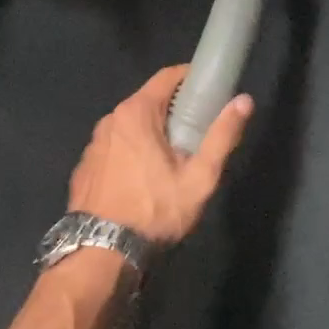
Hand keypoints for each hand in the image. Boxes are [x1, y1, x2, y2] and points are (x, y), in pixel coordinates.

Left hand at [68, 65, 253, 244]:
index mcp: (136, 113)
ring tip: (172, 160)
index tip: (211, 90)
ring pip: (130, 127)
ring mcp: (93, 144)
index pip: (167, 76)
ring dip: (151, 134)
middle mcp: (110, 120)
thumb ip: (221, 137)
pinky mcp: (85, 167)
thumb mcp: (199, 178)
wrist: (101, 252)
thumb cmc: (155, 211)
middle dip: (174, 110)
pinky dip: (131, 154)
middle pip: (148, 101)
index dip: (192, 78)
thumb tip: (244, 100)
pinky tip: (143, 180)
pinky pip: (115, 148)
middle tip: (198, 131)